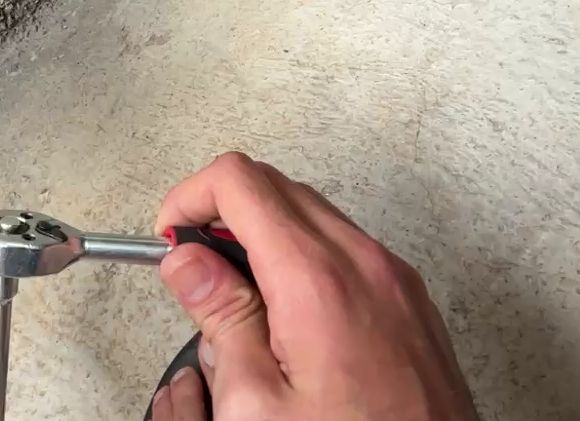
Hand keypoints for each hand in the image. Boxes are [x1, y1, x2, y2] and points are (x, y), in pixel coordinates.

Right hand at [150, 152, 478, 420]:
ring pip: (307, 208)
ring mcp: (393, 276)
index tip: (171, 236)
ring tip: (238, 298)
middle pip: (271, 183)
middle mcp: (361, 260)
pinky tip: (286, 311)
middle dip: (221, 210)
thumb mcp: (258, 407)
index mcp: (316, 277)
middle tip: (195, 266)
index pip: (238, 180)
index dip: (191, 197)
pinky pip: (343, 241)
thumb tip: (188, 260)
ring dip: (261, 230)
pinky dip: (302, 251)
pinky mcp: (409, 298)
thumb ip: (221, 317)